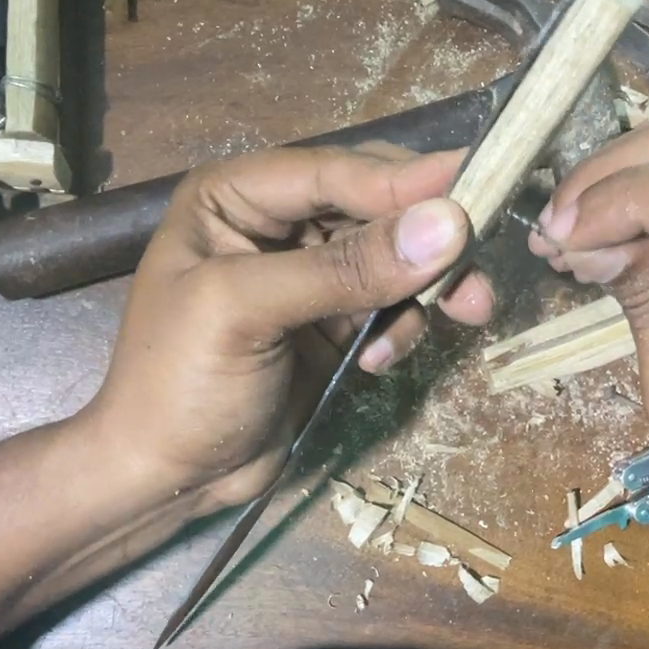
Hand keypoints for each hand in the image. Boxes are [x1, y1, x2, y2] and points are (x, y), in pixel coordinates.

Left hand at [80, 145, 494, 510]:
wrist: (170, 476)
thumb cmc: (182, 383)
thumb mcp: (248, 311)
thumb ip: (344, 269)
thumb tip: (447, 227)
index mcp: (235, 199)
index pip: (333, 172)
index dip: (403, 180)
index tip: (476, 186)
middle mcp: (277, 229)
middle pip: (373, 212)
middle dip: (425, 242)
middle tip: (478, 269)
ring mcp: (308, 281)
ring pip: (392, 263)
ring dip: (424, 292)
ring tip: (462, 316)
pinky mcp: (332, 328)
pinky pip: (388, 311)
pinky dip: (397, 332)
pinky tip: (376, 364)